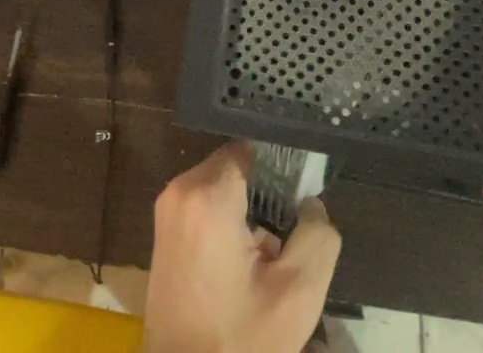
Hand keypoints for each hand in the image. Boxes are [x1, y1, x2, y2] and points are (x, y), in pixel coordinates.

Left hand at [144, 141, 342, 352]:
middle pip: (236, 166)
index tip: (308, 192)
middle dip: (269, 190)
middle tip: (294, 227)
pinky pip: (205, 204)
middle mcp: (179, 190)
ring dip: (250, 207)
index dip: (285, 166)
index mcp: (207, 195)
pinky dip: (230, 219)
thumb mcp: (297, 292)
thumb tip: (311, 204)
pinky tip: (251, 259)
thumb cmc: (240, 339)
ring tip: (275, 249)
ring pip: (221, 185)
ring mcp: (167, 210)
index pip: (253, 149)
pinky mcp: (165, 231)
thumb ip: (317, 236)